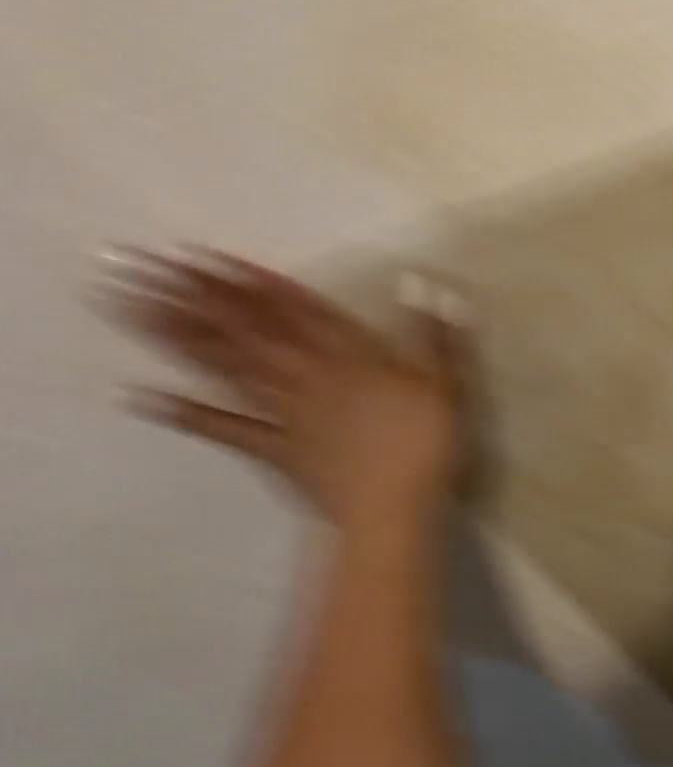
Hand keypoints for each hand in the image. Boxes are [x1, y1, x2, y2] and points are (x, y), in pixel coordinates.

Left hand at [101, 247, 472, 531]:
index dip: (257, 284)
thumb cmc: (428, 445)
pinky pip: (224, 428)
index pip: (300, 312)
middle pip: (251, 332)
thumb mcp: (446, 385)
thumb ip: (432, 337)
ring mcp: (284, 414)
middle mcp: (308, 377)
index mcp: (353, 360)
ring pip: (228, 368)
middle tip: (146, 266)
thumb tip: (423, 285)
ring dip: (179, 337)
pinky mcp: (273, 449)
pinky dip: (184, 414)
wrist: (392, 510)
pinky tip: (141, 396)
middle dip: (201, 297)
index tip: (209, 256)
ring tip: (132, 307)